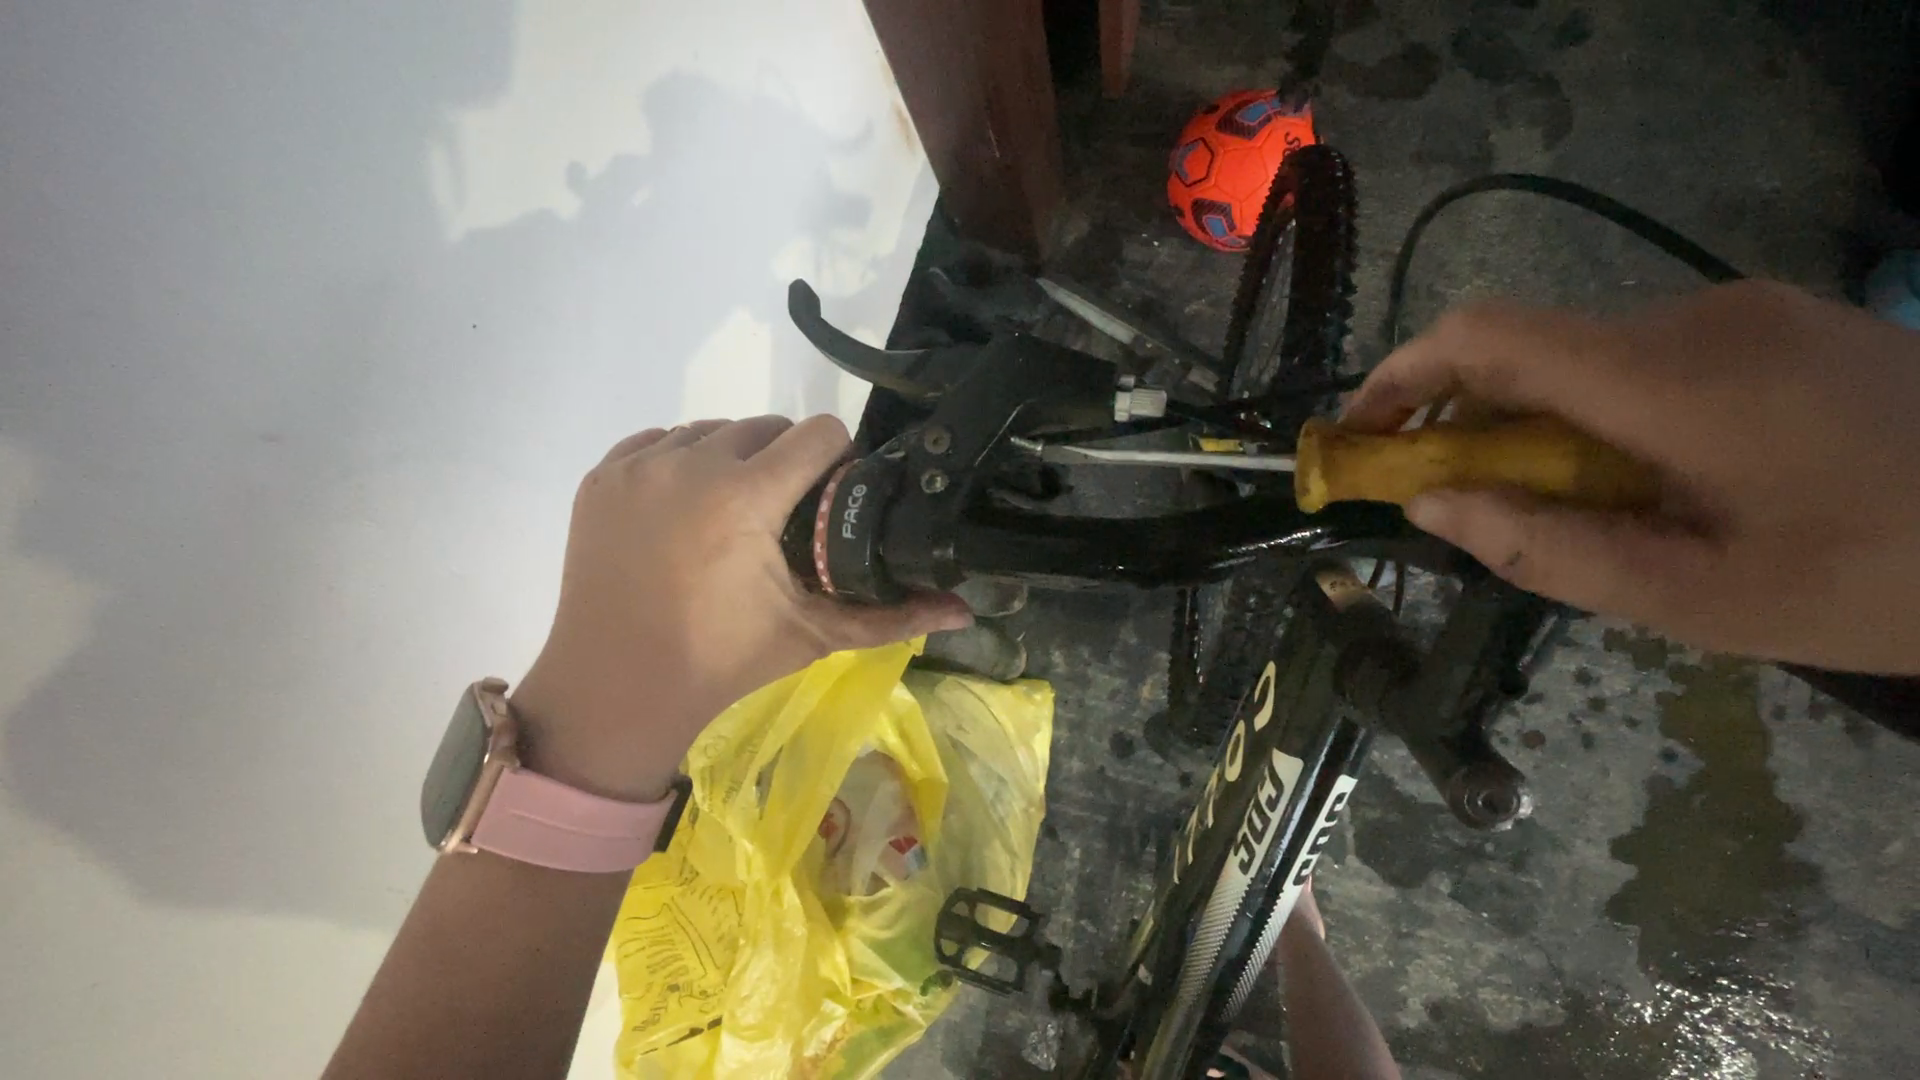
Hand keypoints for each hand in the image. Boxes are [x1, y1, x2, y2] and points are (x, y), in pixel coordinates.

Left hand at [510, 415, 972, 799]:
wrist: (617, 688)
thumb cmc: (723, 662)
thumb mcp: (813, 635)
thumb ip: (891, 616)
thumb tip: (963, 610)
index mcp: (745, 498)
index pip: (818, 432)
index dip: (839, 458)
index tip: (835, 493)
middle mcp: (689, 465)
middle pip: (767, 427)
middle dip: (787, 462)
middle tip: (786, 516)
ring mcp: (639, 467)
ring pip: (711, 431)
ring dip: (734, 460)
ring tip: (737, 513)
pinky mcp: (602, 477)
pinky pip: (659, 442)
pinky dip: (680, 464)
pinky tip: (687, 509)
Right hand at [1342, 280, 1919, 674]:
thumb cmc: (1887, 581)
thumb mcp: (1694, 599)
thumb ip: (1540, 549)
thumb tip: (1426, 503)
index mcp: (1672, 378)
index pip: (1484, 336)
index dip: (1397, 377)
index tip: (1359, 438)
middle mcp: (1694, 319)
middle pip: (1519, 349)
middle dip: (1453, 417)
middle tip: (1442, 496)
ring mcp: (1739, 313)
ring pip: (1570, 356)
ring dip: (1520, 421)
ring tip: (1545, 502)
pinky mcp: (1766, 324)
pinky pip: (1628, 358)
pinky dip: (1580, 412)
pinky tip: (1623, 475)